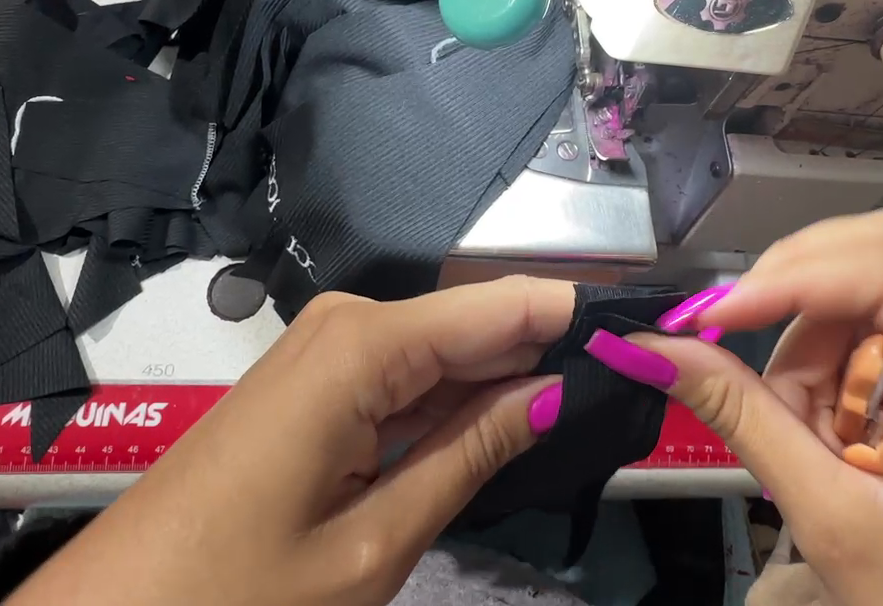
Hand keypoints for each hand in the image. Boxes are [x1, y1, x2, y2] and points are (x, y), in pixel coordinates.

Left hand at [5, 276, 576, 605]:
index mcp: (366, 344)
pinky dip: (456, 398)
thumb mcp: (373, 542)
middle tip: (626, 380)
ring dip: (506, 377)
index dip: (574, 314)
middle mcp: (351, 321)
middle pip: (476, 320)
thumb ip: (471, 453)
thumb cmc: (235, 594)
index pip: (500, 305)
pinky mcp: (320, 378)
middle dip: (546, 349)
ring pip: (446, 348)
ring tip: (584, 401)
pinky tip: (504, 421)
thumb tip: (556, 390)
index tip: (648, 329)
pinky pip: (408, 373)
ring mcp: (330, 347)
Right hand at [631, 207, 882, 605]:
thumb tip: (647, 349)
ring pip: (878, 274)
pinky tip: (821, 413)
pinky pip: (876, 316)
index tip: (715, 316)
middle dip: (801, 277)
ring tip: (797, 414)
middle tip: (734, 325)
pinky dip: (823, 348)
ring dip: (809, 326)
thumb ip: (744, 419)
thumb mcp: (836, 522)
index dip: (796, 278)